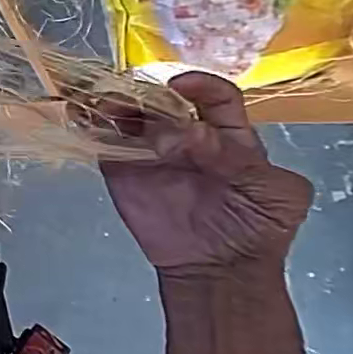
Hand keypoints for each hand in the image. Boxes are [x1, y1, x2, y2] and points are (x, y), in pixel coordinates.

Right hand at [98, 72, 312, 278]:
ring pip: (128, 115)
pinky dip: (86, 124)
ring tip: (104, 105)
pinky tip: (79, 115)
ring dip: (113, 103)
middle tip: (131, 98)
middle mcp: (184, 134)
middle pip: (162, 100)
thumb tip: (192, 132)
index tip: (179, 85)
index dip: (200, 85)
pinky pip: (101, 141)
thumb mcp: (273, 192)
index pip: (215, 97)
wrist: (216, 268)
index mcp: (226, 134)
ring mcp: (147, 150)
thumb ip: (239, 159)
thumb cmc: (257, 227)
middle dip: (147, 92)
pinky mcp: (119, 167)